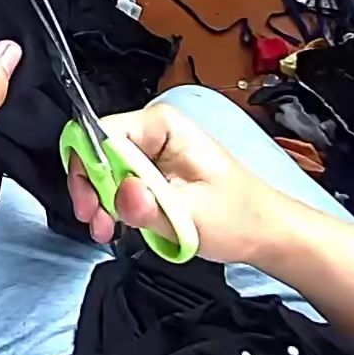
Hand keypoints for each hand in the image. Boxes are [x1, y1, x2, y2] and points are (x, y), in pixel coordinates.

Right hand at [69, 103, 300, 267]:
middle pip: (97, 149)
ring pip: (104, 167)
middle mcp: (153, 129)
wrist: (263, 230)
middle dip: (92, 188)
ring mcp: (152, 148)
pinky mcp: (151, 167)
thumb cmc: (238, 216)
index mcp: (162, 125)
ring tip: (108, 229)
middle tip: (97, 221)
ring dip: (101, 200)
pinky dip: (114, 204)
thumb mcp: (192, 216)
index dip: (90, 167)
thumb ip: (151, 205)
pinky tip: (120, 223)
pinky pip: (119, 180)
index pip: (102, 132)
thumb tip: (122, 191)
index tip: (93, 202)